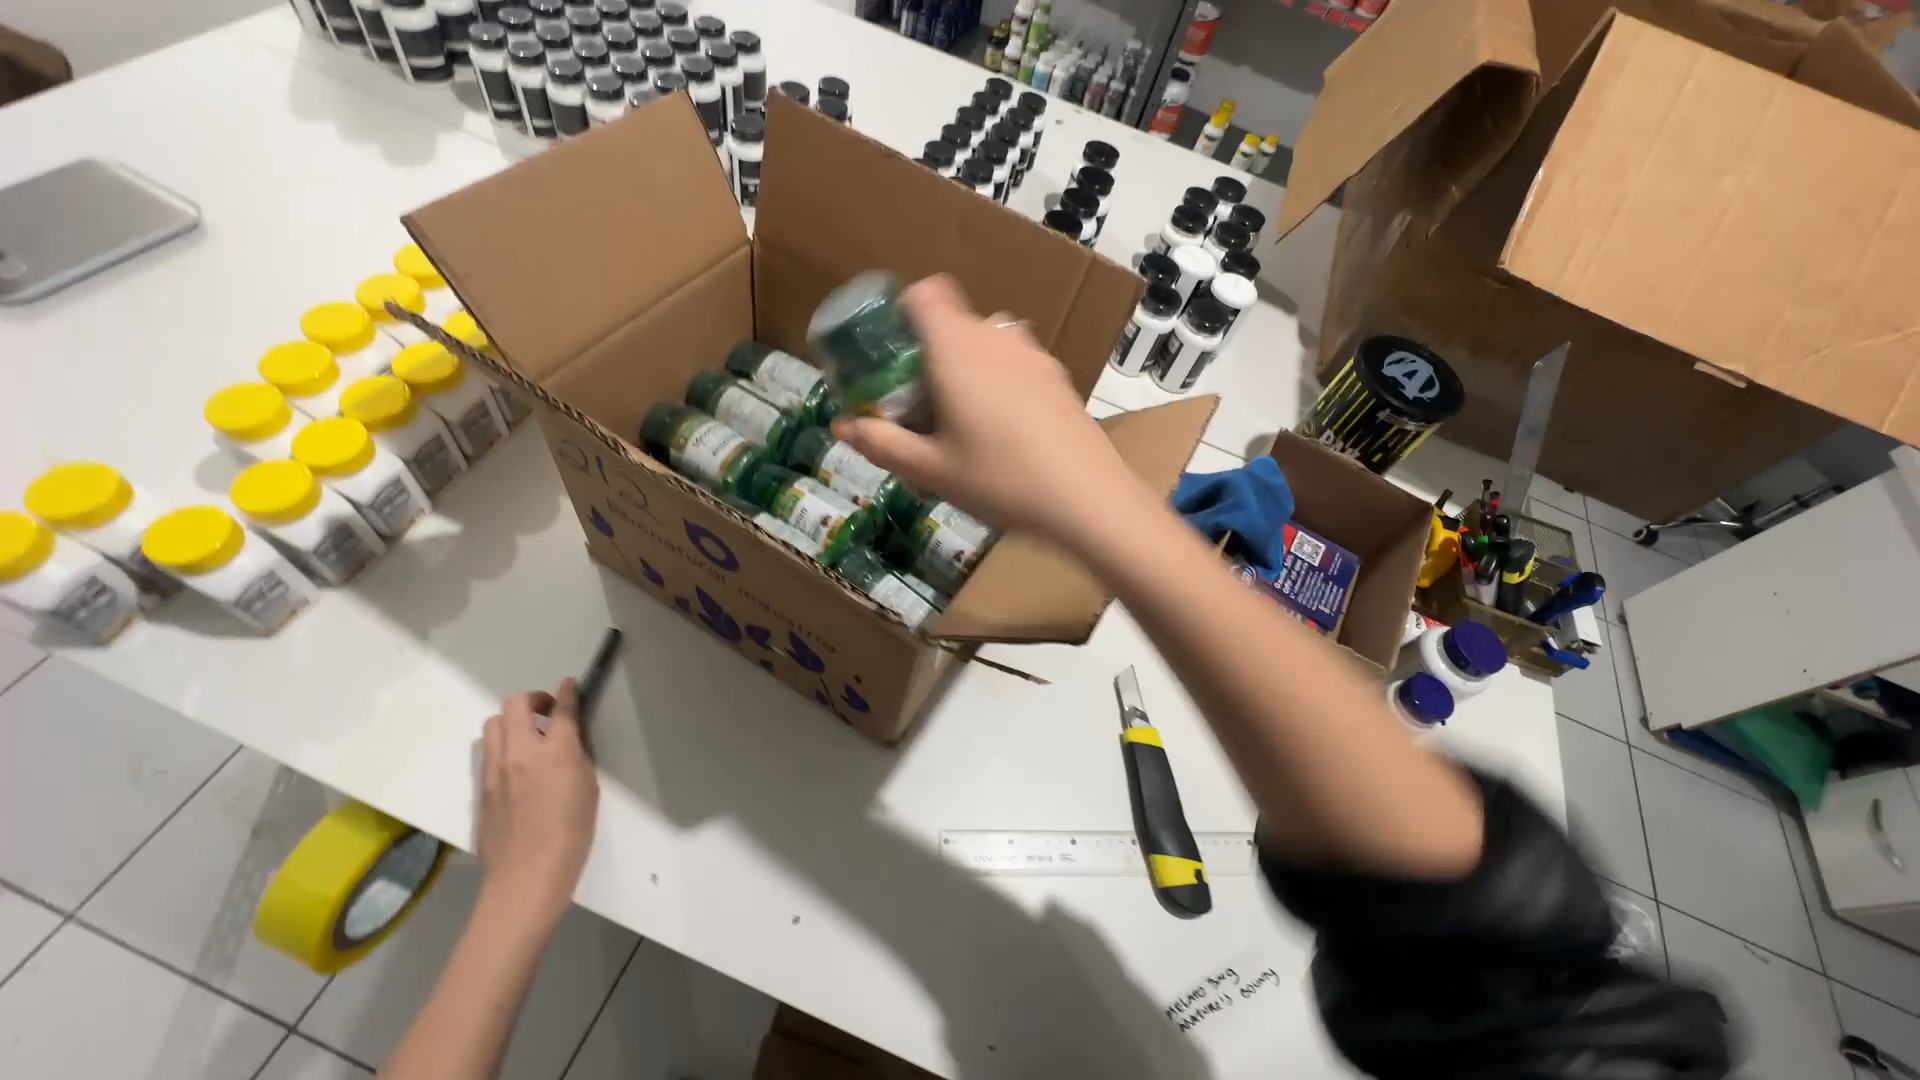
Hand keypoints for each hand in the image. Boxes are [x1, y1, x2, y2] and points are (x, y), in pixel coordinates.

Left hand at [478, 679, 598, 920]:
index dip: (567, 693)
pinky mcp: (481, 787)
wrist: (528, 875)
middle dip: (534, 700)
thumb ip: (577, 758)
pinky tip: (517, 765)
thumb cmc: (572, 835)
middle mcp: (521, 754)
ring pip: (494, 724)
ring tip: (530, 737)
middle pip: (516, 705)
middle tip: (549, 712)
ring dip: (513, 721)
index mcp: (556, 754)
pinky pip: (488, 752)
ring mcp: (495, 770)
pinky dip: (502, 746)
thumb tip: (569, 741)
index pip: (562, 711)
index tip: (569, 685)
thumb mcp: (588, 789)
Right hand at [831, 275, 1146, 547]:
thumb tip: (841, 426)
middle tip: (918, 406)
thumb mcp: (930, 470)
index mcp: (956, 347)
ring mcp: (1033, 355)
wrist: (1089, 500)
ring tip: (962, 421)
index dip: (901, 313)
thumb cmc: (1000, 480)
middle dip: (929, 353)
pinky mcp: (1058, 378)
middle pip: (952, 322)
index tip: (890, 355)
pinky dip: (999, 381)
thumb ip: (881, 443)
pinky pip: (1015, 363)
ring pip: (986, 342)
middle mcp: (995, 336)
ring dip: (966, 367)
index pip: (924, 294)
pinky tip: (1005, 433)